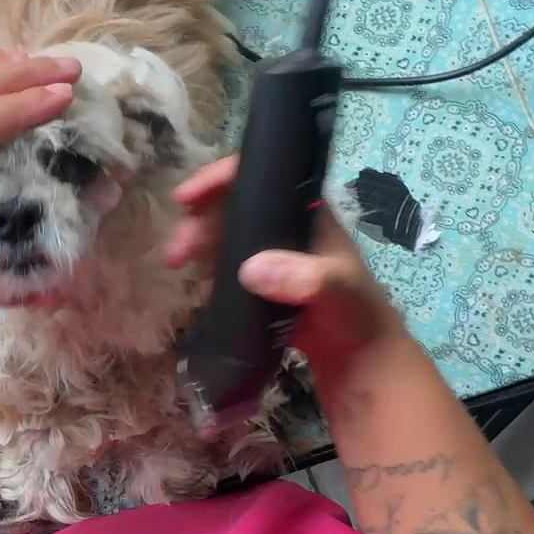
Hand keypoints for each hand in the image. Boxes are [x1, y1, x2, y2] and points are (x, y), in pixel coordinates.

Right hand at [164, 154, 405, 372]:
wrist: (359, 356)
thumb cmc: (356, 313)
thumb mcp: (338, 291)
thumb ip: (305, 278)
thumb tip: (251, 269)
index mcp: (305, 212)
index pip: (260, 177)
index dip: (219, 179)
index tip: (185, 198)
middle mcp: (283, 225)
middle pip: (230, 207)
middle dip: (196, 222)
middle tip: (175, 252)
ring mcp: (269, 252)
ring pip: (222, 235)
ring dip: (194, 245)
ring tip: (176, 266)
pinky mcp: (258, 280)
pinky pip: (223, 266)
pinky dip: (205, 272)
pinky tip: (199, 289)